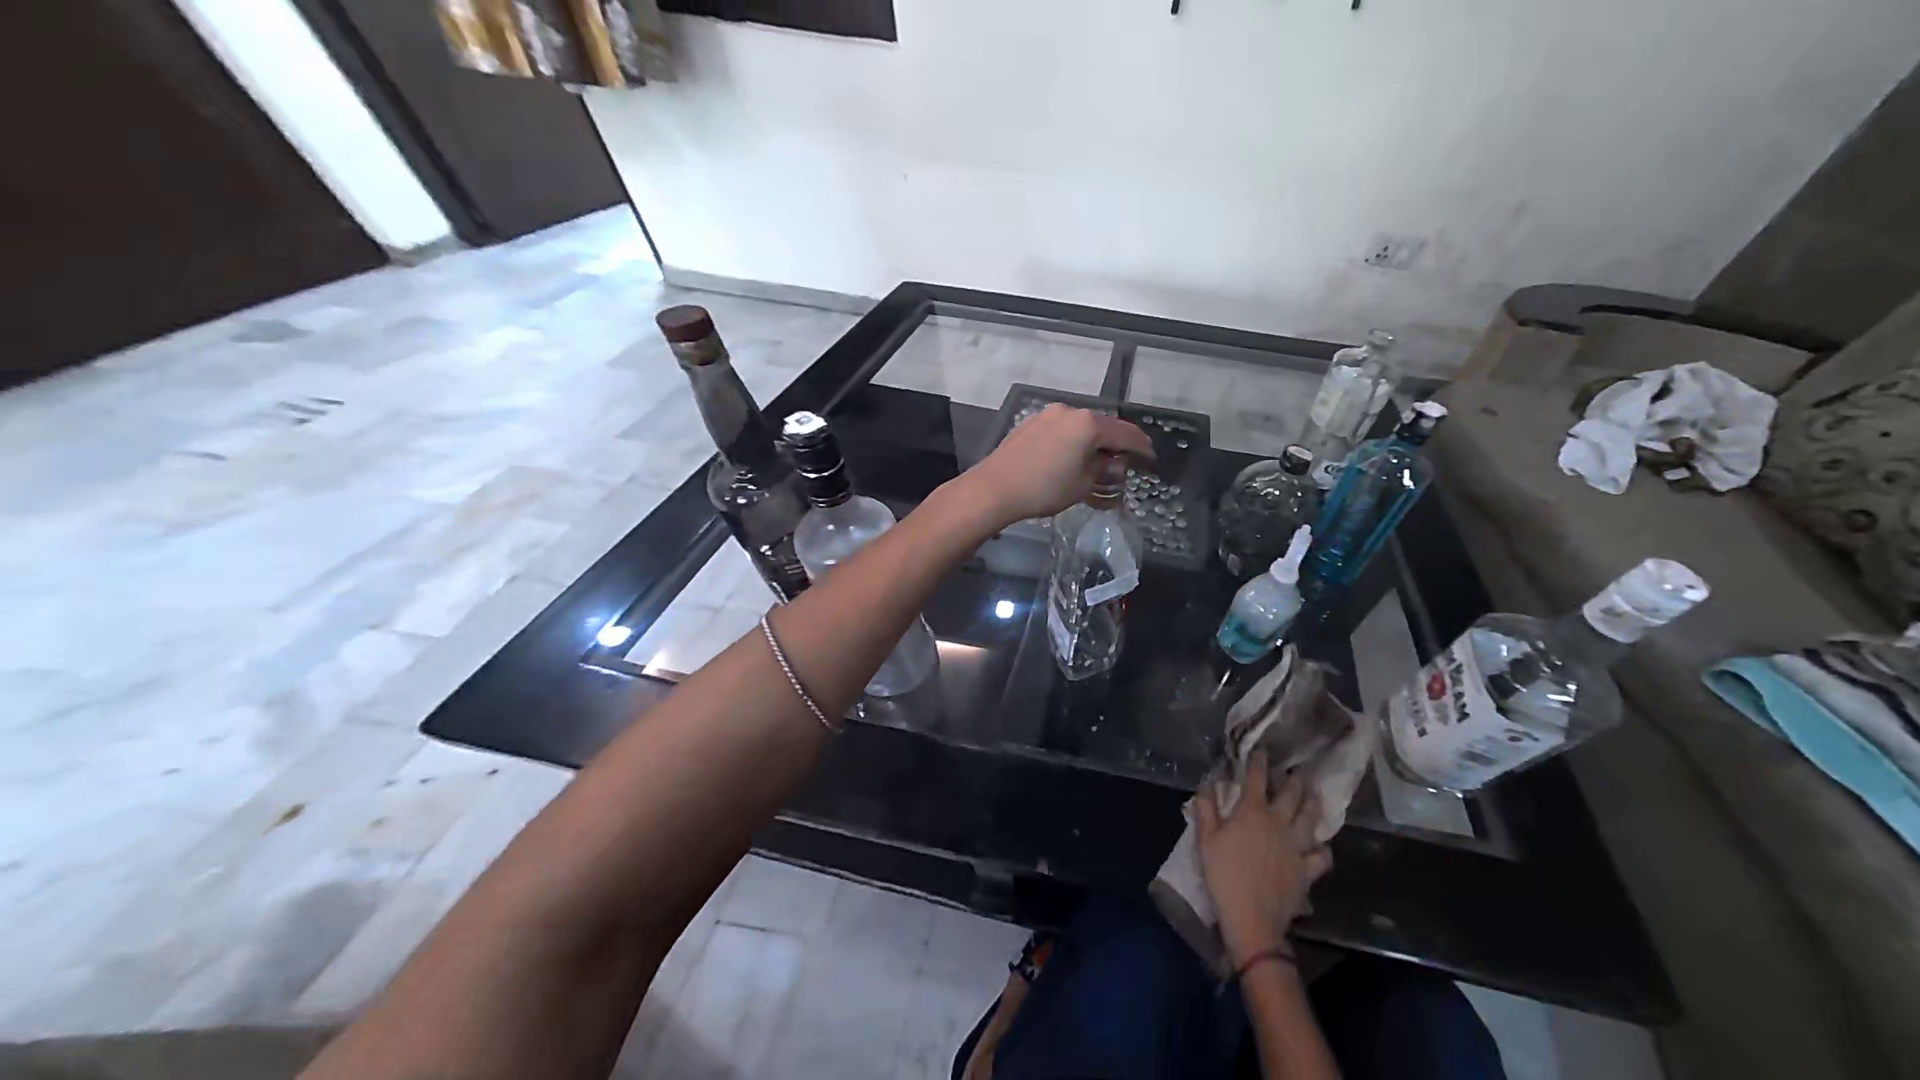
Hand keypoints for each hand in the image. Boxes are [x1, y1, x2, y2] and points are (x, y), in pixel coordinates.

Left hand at [956, 404, 1155, 527]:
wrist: (993, 489)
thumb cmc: (1044, 488)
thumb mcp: (1083, 484)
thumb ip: (1104, 471)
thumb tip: (1112, 466)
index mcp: (1088, 423)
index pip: (1126, 433)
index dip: (1142, 448)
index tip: (1150, 460)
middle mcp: (1069, 411)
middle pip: (1103, 428)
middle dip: (1116, 447)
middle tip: (1125, 466)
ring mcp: (1046, 416)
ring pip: (1080, 430)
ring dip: (1093, 447)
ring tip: (1098, 468)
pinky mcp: (1029, 425)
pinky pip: (1061, 433)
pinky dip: (1073, 446)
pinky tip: (1072, 463)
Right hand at [1195, 750, 1332, 966]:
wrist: (1251, 916)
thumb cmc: (1223, 874)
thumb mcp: (1205, 839)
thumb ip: (1206, 809)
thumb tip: (1207, 784)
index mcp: (1252, 812)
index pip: (1257, 779)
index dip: (1259, 762)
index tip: (1262, 750)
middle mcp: (1279, 823)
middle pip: (1291, 794)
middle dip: (1295, 778)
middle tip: (1299, 767)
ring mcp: (1297, 846)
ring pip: (1311, 818)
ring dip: (1313, 803)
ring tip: (1315, 793)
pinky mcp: (1308, 869)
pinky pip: (1322, 855)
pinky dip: (1323, 848)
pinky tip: (1321, 846)